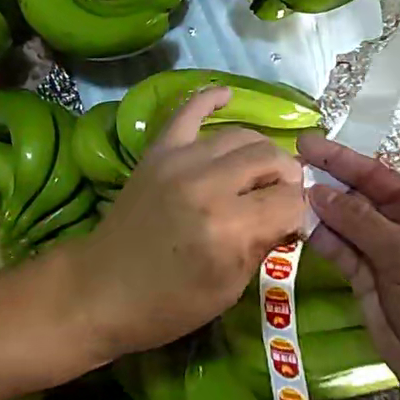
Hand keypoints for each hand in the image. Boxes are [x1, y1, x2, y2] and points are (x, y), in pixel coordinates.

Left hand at [69, 88, 304, 362]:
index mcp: (228, 228)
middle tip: (282, 196)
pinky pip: (189, 111)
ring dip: (261, 151)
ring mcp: (181, 161)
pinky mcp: (159, 150)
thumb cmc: (168, 304)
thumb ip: (265, 243)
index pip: (289, 201)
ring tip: (261, 171)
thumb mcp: (229, 290)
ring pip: (241, 136)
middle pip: (271, 159)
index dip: (300, 212)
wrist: (100, 290)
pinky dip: (210, 99)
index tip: (295, 223)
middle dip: (287, 177)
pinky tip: (228, 95)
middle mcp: (208, 185)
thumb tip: (292, 214)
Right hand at [301, 133, 399, 399]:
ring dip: (317, 209)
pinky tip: (298, 225)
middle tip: (285, 167)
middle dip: (325, 180)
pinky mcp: (366, 282)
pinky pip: (340, 252)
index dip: (341, 158)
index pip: (375, 174)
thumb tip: (318, 191)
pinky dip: (320, 239)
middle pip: (356, 196)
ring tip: (282, 193)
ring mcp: (381, 255)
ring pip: (343, 224)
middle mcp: (399, 226)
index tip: (305, 142)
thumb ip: (360, 221)